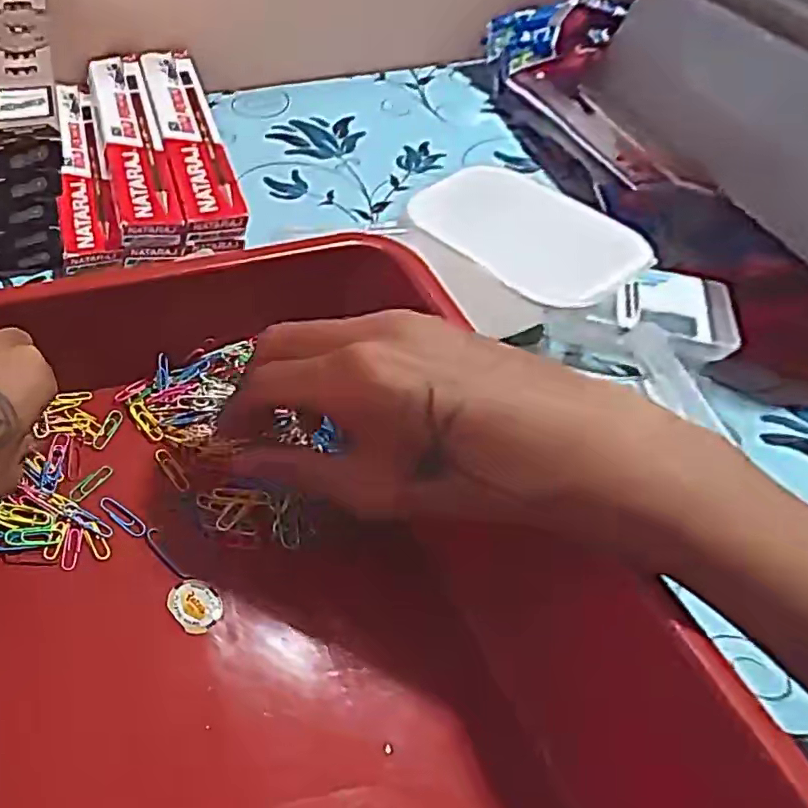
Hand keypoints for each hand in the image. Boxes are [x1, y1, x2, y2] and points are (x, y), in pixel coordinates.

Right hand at [220, 310, 739, 553]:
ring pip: (307, 331)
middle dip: (250, 385)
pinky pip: (343, 331)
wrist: (582, 446)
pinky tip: (347, 400)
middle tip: (253, 429)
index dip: (233, 415)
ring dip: (285, 370)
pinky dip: (320, 360)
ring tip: (299, 419)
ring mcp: (395, 318)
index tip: (225, 445)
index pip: (261, 383)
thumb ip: (295, 469)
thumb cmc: (473, 478)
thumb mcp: (372, 488)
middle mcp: (363, 330)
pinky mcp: (420, 320)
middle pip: (273, 343)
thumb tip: (238, 463)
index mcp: (348, 373)